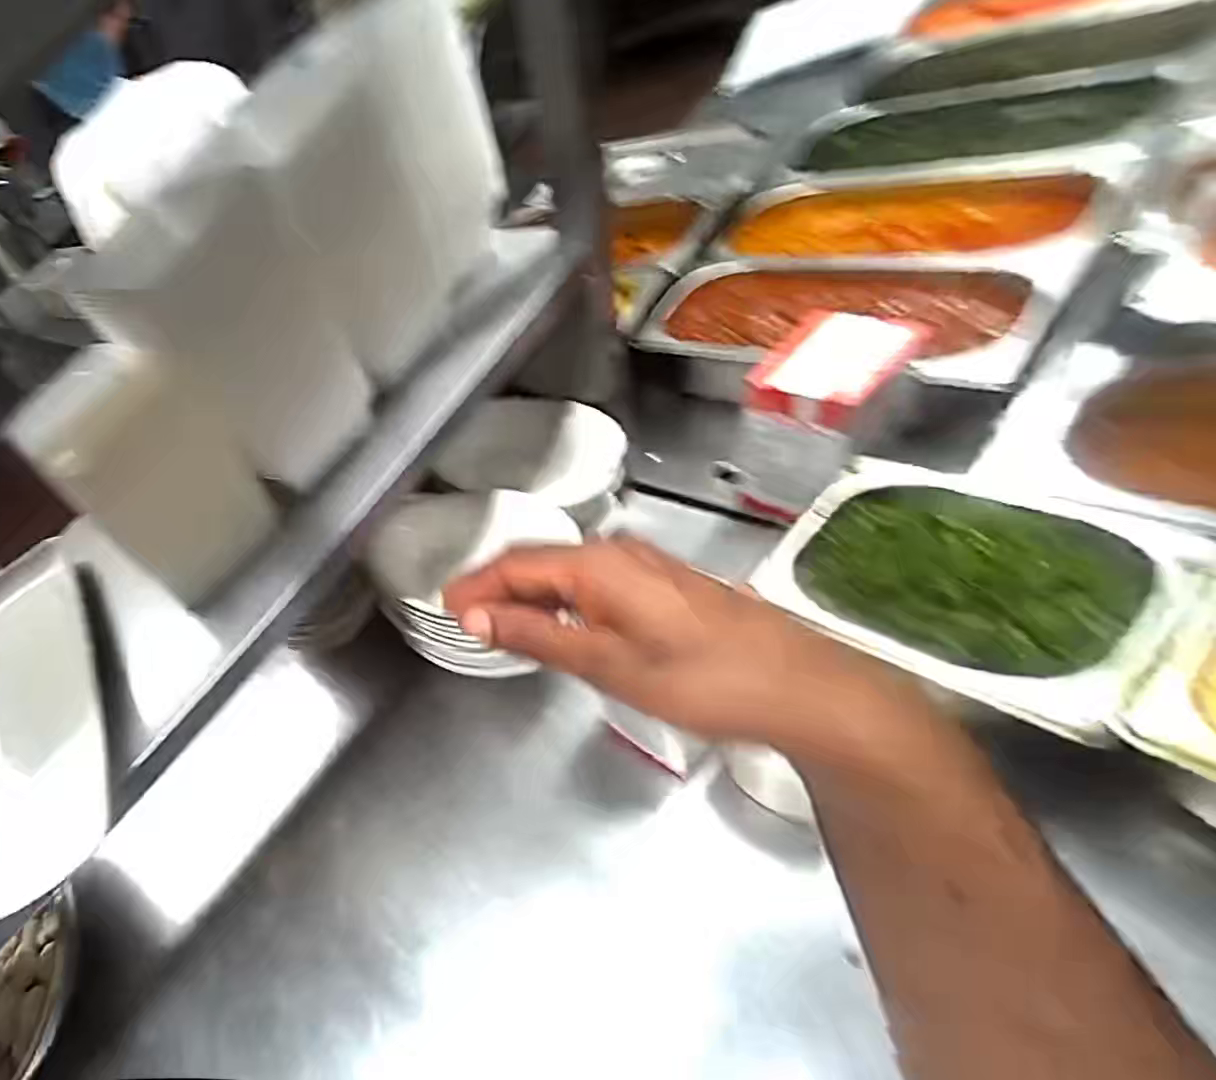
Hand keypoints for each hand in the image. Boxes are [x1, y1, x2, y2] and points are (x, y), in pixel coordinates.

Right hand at [442, 538, 941, 767]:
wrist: (809, 690)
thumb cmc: (703, 680)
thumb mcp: (607, 663)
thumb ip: (536, 635)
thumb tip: (476, 617)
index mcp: (597, 566)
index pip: (514, 565)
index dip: (475, 586)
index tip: (445, 607)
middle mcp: (617, 554)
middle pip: (536, 562)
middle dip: (494, 588)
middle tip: (465, 619)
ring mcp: (641, 566)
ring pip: (562, 572)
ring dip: (525, 595)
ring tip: (498, 625)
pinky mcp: (659, 583)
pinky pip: (588, 581)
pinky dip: (557, 600)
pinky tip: (554, 624)